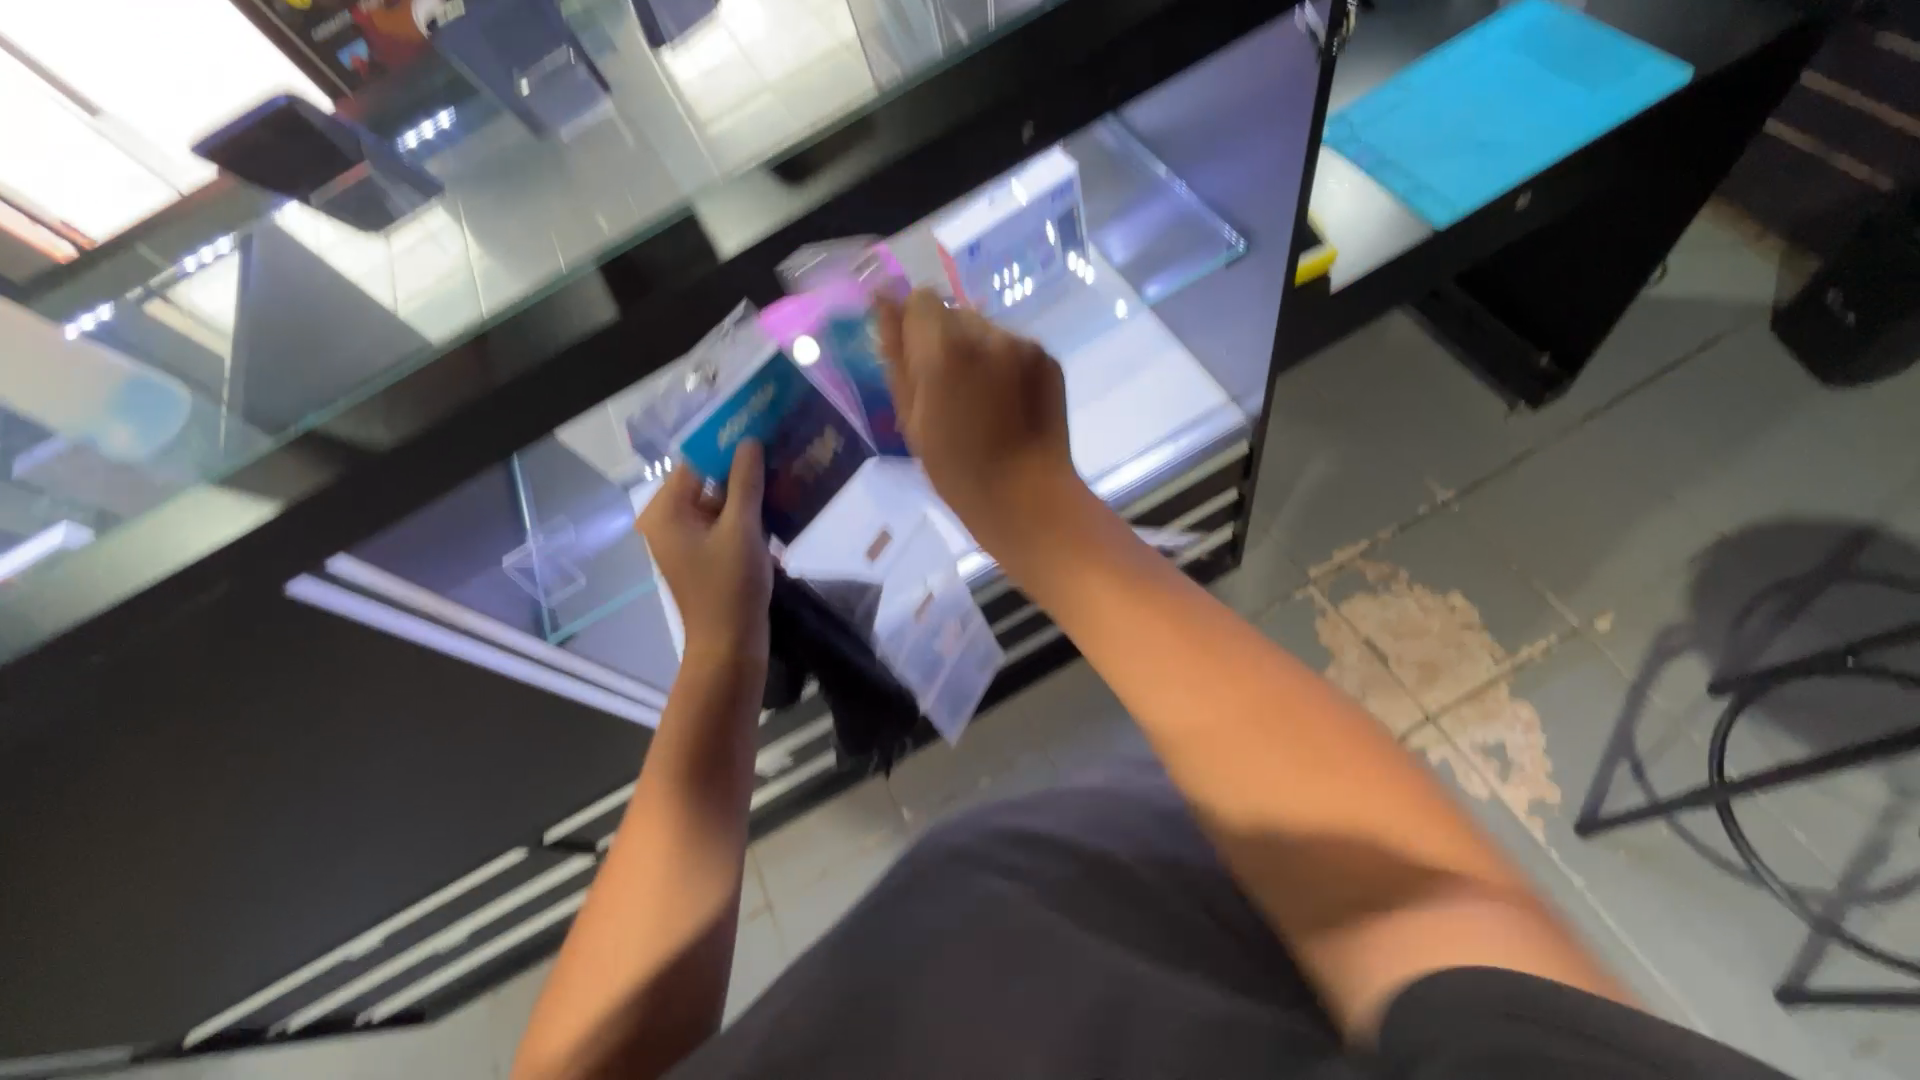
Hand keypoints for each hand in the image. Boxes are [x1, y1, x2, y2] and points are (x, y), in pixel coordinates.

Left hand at [637, 440, 773, 668]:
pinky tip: (775, 503)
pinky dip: (744, 513)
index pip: (696, 461)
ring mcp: (684, 539)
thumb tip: (749, 441)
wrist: (729, 645)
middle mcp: (667, 520)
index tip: (759, 425)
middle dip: (740, 466)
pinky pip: (721, 521)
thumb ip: (745, 482)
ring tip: (783, 470)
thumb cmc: (731, 587)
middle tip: (777, 446)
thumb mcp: (742, 529)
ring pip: (717, 501)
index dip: (726, 443)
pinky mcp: (701, 553)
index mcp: (665, 511)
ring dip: (746, 491)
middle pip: (705, 479)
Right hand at [874, 289, 1088, 556]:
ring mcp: (1023, 344)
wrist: (1026, 497)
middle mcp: (986, 333)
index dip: (916, 329)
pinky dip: (1007, 366)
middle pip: (955, 313)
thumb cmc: (956, 469)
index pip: (921, 300)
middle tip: (951, 391)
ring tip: (983, 401)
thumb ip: (896, 354)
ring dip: (978, 352)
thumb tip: (884, 302)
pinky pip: (1015, 347)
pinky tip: (1009, 404)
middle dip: (947, 341)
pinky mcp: (1048, 357)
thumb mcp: (911, 417)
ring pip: (986, 329)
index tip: (920, 365)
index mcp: (944, 349)